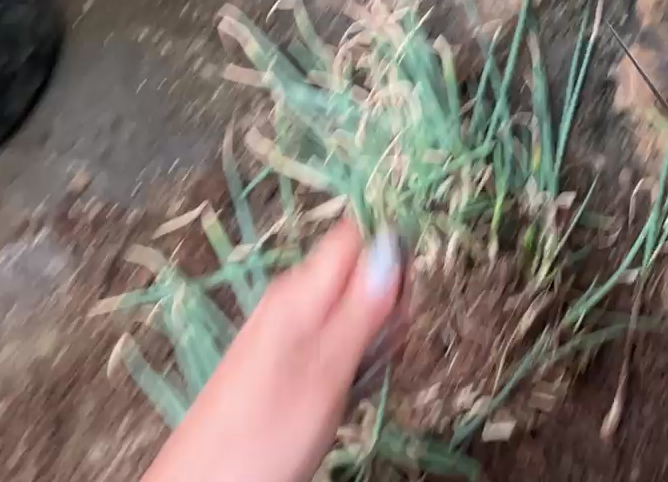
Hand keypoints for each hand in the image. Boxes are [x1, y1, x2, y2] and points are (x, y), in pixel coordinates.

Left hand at [142, 219, 403, 481]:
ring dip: (371, 335)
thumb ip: (364, 305)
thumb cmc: (264, 434)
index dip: (389, 253)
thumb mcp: (328, 369)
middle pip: (359, 271)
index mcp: (303, 290)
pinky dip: (350, 356)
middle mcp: (293, 299)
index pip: (358, 233)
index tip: (402, 295)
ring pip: (351, 306)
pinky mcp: (283, 358)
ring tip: (362, 378)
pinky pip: (332, 336)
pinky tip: (346, 389)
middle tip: (384, 348)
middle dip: (386, 303)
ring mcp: (286, 328)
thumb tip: (395, 242)